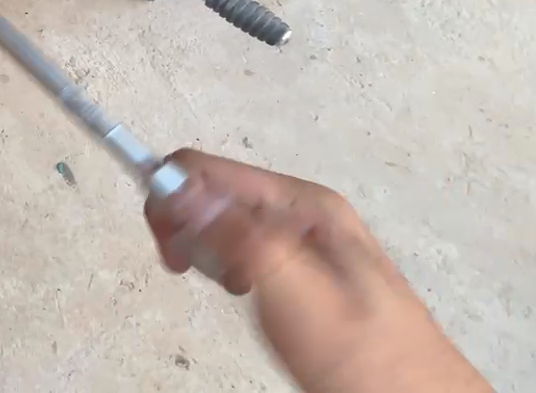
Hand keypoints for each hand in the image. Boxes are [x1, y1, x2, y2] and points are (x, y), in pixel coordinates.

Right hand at [145, 150, 489, 392]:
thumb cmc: (371, 366)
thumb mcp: (296, 296)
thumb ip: (237, 236)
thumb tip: (176, 186)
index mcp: (305, 204)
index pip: (203, 169)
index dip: (168, 195)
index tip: (163, 241)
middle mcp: (302, 209)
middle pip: (207, 188)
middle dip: (184, 223)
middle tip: (181, 266)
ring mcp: (302, 235)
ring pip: (217, 216)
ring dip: (204, 247)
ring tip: (227, 287)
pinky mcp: (298, 261)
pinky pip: (237, 240)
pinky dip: (224, 262)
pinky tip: (242, 290)